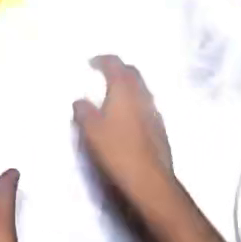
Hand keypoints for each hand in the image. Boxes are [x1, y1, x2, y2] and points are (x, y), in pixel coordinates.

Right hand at [74, 55, 175, 207]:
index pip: (115, 64)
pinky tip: (128, 118)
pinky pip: (147, 106)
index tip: (91, 62)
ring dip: (128, 86)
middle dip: (118, 69)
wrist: (150, 182)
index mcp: (123, 89)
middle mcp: (142, 95)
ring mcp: (154, 112)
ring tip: (115, 95)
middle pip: (132, 72)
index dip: (102, 59)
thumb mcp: (91, 131)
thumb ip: (83, 111)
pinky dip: (136, 103)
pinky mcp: (161, 129)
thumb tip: (80, 101)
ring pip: (141, 89)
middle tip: (104, 74)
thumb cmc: (117, 150)